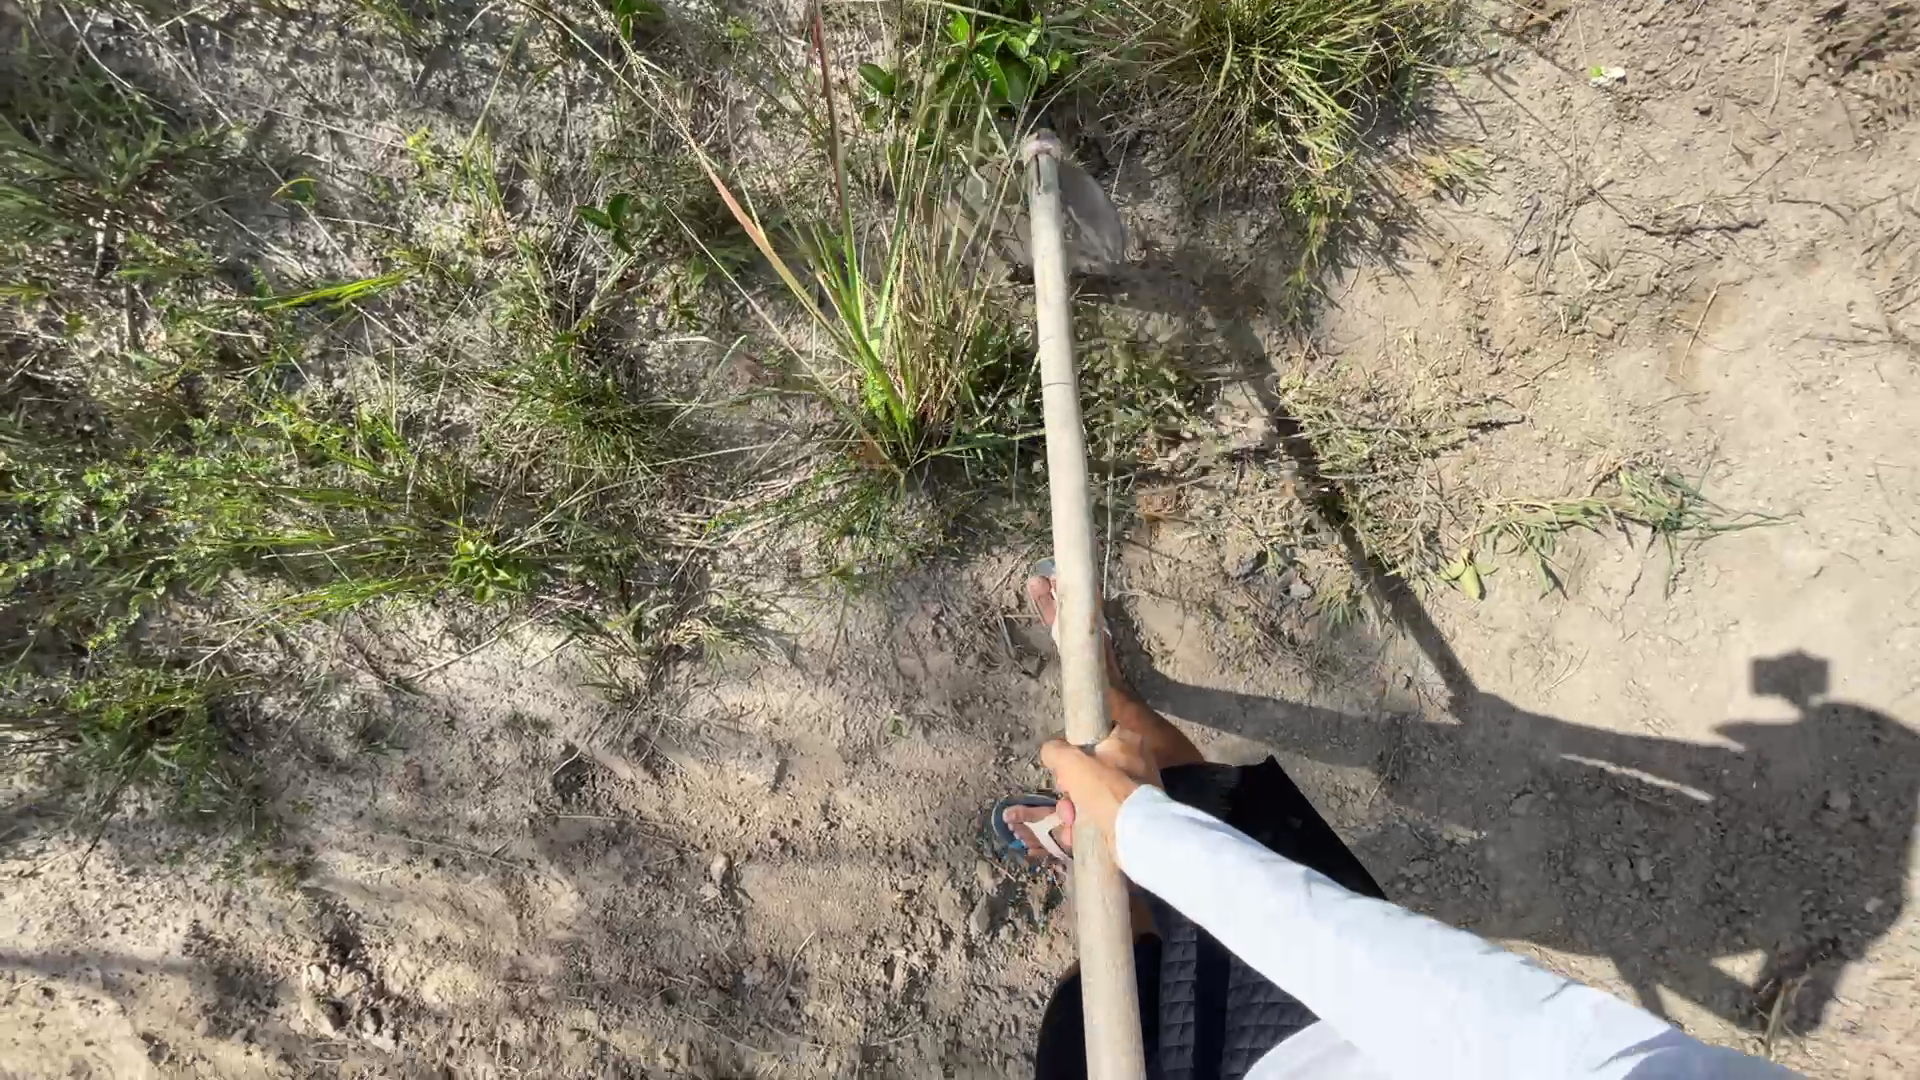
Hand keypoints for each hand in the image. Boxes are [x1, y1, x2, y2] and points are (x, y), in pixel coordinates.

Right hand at [1038, 727, 1161, 861]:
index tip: (1064, 767)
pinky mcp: (1133, 818)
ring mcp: (1135, 792)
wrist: (1135, 834)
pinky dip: (1086, 825)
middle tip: (1065, 797)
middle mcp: (1136, 763)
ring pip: (1093, 796)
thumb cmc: (1105, 789)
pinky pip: (1102, 816)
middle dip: (1069, 788)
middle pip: (1090, 770)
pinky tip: (1073, 835)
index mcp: (1128, 741)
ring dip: (1073, 810)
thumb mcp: (1071, 761)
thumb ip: (1055, 751)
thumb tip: (1050, 752)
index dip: (1073, 750)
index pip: (1095, 736)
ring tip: (1069, 823)